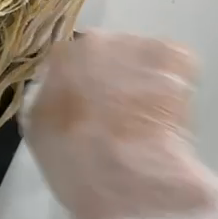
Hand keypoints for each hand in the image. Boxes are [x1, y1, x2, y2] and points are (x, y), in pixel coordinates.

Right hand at [22, 31, 217, 218]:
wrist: (123, 175)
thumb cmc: (74, 163)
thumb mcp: (40, 134)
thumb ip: (46, 107)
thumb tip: (60, 101)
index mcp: (56, 61)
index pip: (69, 64)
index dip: (82, 88)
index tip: (91, 112)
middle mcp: (93, 42)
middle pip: (107, 55)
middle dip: (115, 78)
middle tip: (122, 117)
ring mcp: (134, 46)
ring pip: (142, 60)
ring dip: (145, 81)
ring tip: (150, 122)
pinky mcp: (171, 56)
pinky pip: (175, 65)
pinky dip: (176, 84)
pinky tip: (171, 117)